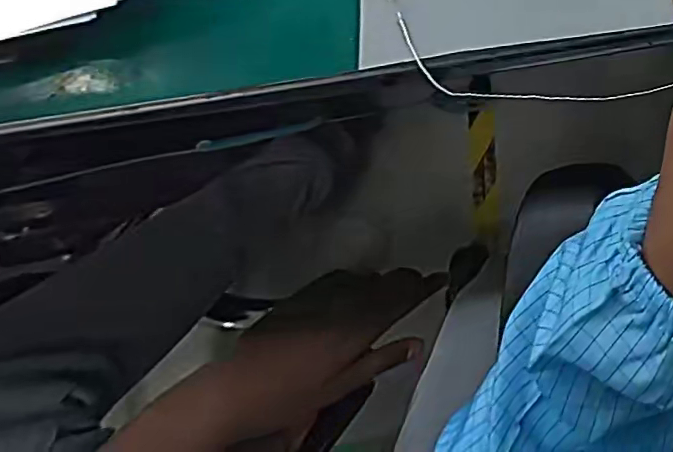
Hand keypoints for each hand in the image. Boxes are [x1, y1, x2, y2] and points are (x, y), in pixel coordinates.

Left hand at [110, 269, 442, 450]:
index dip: (427, 285)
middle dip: (409, 280)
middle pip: (391, 280)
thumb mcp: (339, 387)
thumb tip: (415, 345)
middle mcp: (348, 302)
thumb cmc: (287, 396)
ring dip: (384, 279)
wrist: (231, 390)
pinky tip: (355, 286)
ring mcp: (325, 295)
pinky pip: (343, 277)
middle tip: (420, 285)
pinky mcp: (304, 295)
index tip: (441, 278)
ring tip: (390, 287)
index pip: (405, 295)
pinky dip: (358, 279)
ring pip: (369, 276)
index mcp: (362, 325)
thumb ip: (380, 361)